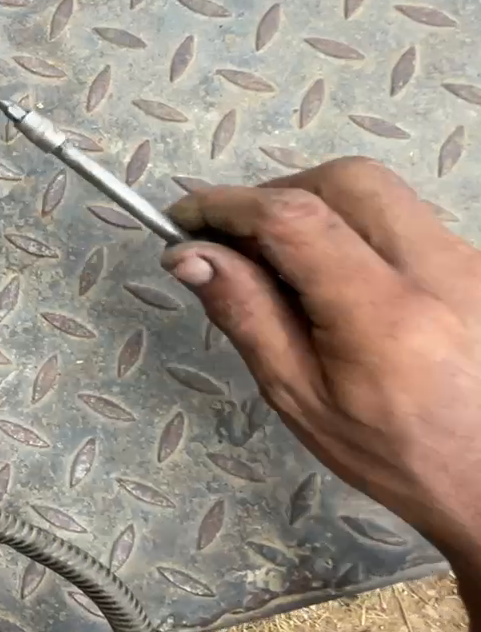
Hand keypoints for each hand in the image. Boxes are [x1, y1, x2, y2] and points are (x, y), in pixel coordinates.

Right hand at [163, 158, 480, 568]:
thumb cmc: (390, 449)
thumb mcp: (293, 391)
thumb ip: (243, 312)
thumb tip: (187, 255)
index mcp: (384, 312)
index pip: (294, 218)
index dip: (225, 205)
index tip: (181, 220)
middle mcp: (446, 272)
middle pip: (348, 182)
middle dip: (273, 193)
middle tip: (231, 237)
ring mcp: (477, 265)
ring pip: (380, 200)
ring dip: (310, 213)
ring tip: (275, 268)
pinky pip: (404, 224)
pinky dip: (346, 233)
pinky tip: (326, 283)